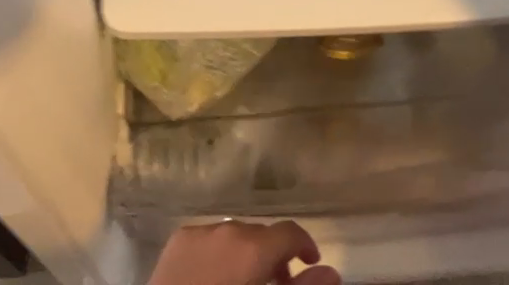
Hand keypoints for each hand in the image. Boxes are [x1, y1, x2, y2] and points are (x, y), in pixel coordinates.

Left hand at [147, 221, 339, 284]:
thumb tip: (331, 273)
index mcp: (252, 246)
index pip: (289, 232)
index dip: (305, 246)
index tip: (312, 266)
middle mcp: (228, 229)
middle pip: (262, 234)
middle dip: (275, 256)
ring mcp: (199, 231)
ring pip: (235, 235)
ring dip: (247, 254)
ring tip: (248, 283)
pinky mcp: (177, 239)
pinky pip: (210, 238)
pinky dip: (221, 253)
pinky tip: (216, 278)